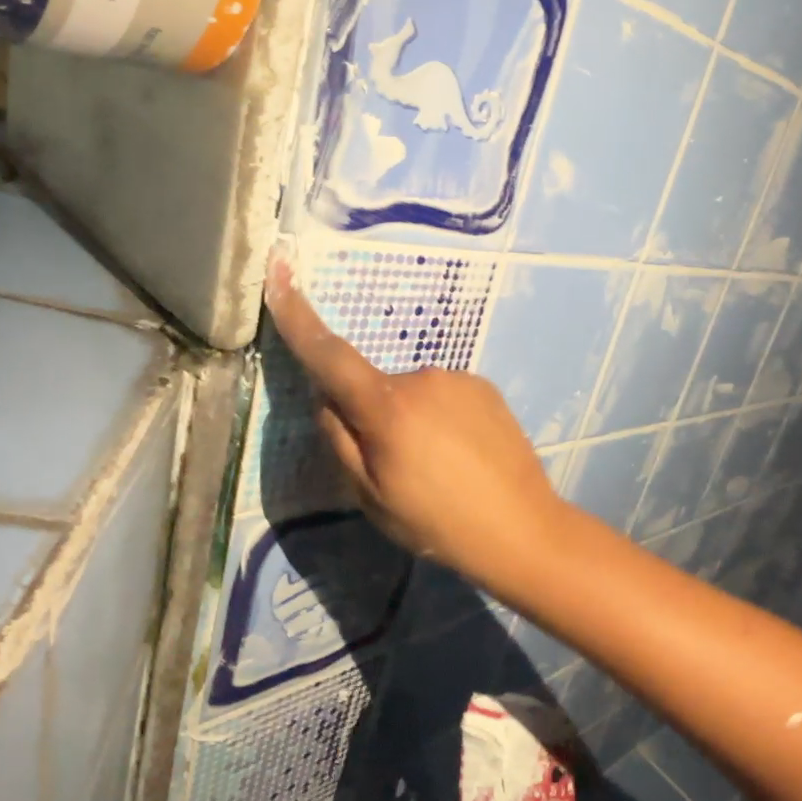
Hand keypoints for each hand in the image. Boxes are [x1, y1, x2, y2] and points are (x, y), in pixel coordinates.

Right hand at [263, 246, 568, 583]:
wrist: (522, 529)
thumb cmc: (437, 524)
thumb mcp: (371, 496)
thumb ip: (340, 440)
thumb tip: (327, 398)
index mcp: (388, 408)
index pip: (331, 355)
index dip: (299, 315)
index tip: (279, 271)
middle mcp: (422, 377)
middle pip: (376, 388)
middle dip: (375, 418)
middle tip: (400, 471)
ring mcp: (459, 378)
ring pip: (412, 394)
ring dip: (413, 420)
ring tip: (440, 470)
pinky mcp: (486, 387)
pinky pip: (444, 397)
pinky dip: (443, 420)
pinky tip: (464, 457)